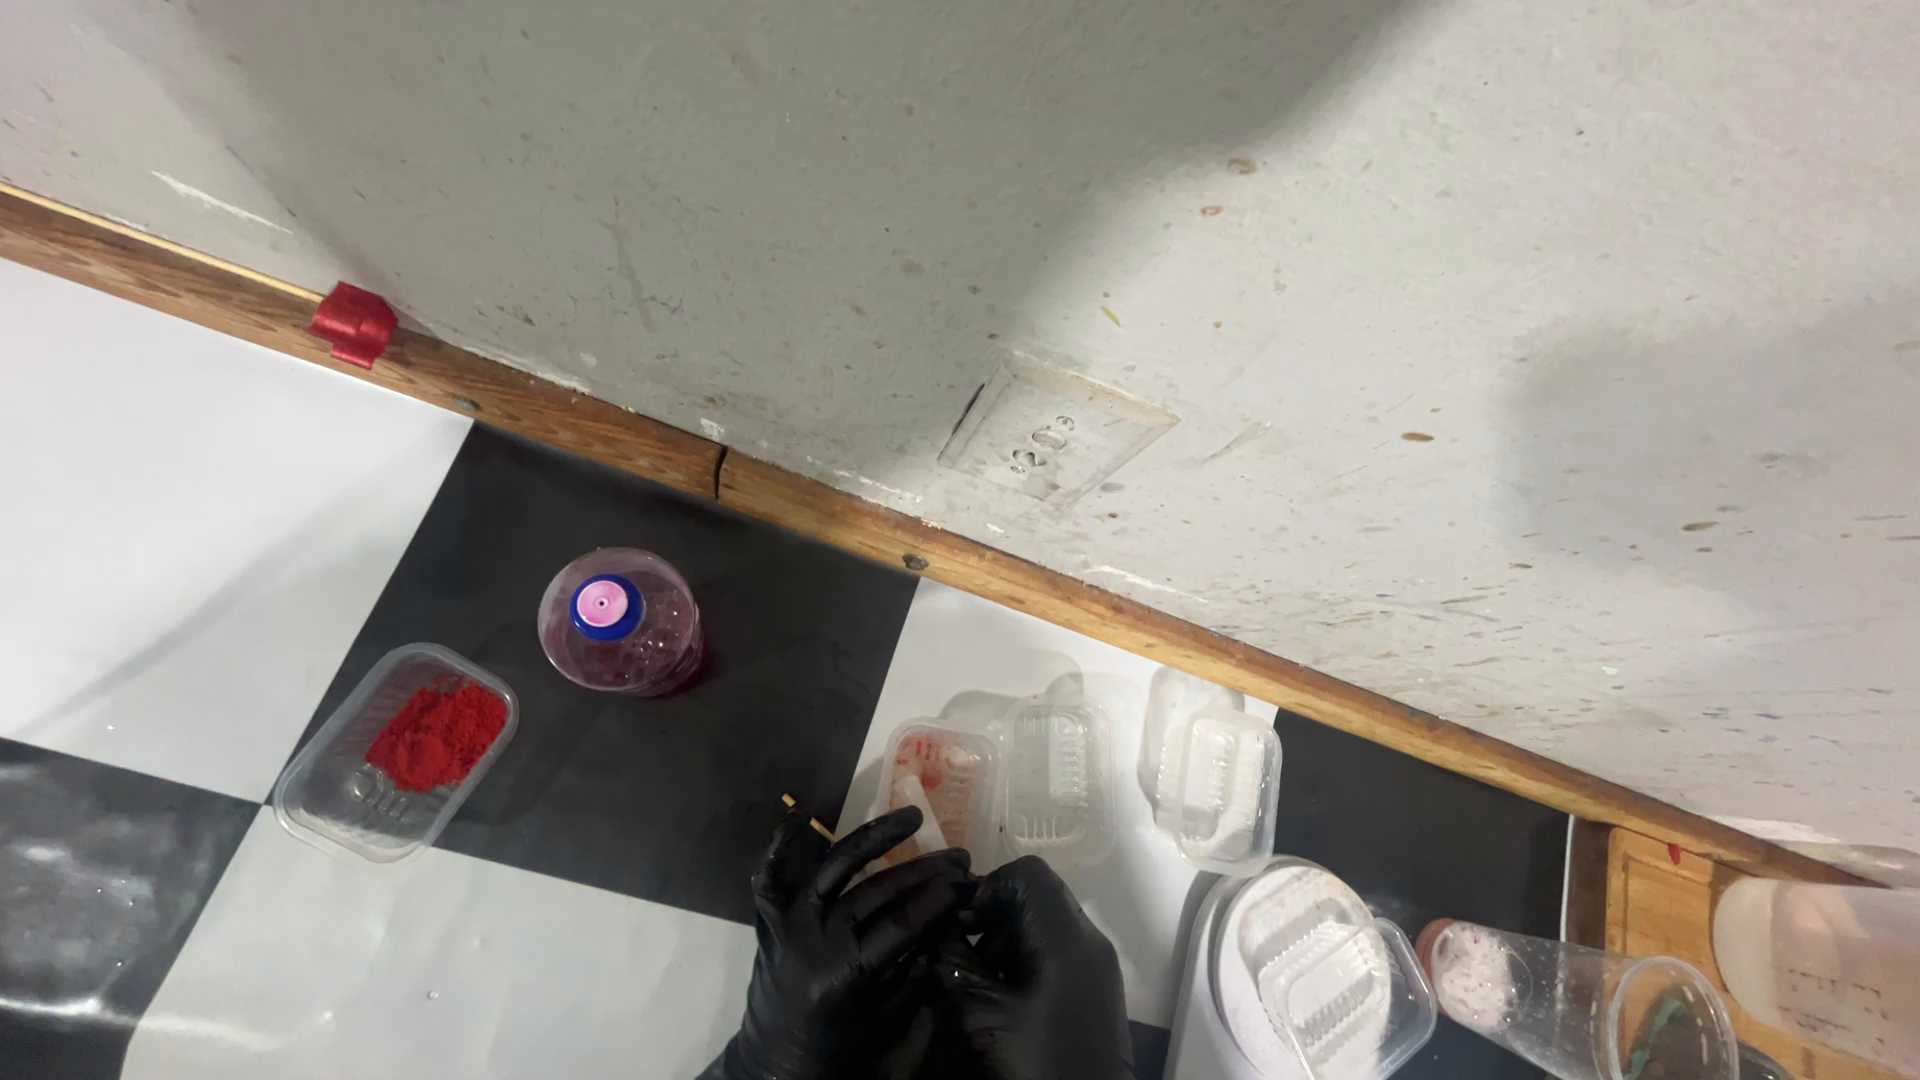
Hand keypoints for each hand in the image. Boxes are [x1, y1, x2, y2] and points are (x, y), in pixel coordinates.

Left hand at [706, 806, 974, 1079]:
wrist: (773, 1073)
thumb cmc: (842, 1057)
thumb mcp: (893, 1024)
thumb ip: (919, 969)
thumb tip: (946, 919)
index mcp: (846, 974)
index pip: (902, 922)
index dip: (938, 898)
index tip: (966, 879)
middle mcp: (815, 939)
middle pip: (878, 889)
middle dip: (925, 870)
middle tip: (958, 857)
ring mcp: (789, 923)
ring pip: (835, 865)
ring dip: (877, 836)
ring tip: (913, 817)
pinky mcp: (769, 919)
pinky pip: (769, 874)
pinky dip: (781, 842)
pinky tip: (801, 815)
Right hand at [937, 855, 1133, 1079]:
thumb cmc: (1039, 1063)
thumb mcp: (986, 1016)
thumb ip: (958, 965)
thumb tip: (938, 935)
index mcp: (1064, 938)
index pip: (1028, 873)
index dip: (991, 885)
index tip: (966, 920)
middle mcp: (1088, 938)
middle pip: (1039, 892)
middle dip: (997, 911)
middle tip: (967, 943)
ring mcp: (1098, 961)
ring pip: (1050, 917)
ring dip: (1011, 931)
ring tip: (983, 971)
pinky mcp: (1099, 983)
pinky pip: (1061, 944)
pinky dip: (1030, 951)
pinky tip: (1008, 989)